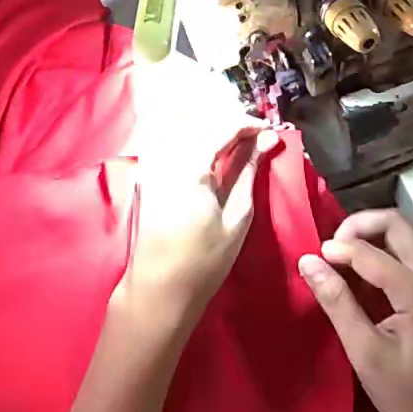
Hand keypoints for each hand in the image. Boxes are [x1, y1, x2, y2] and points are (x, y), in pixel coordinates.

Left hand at [118, 124, 279, 331]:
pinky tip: (205, 154)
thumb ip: (248, 171)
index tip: (268, 130)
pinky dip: (188, 138)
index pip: (221, 127)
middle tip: (254, 138)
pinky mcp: (144, 175)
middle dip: (229, 123)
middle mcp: (165, 158)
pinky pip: (166, 141)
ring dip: (208, 128)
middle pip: (200, 121)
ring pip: (180, 126)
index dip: (248, 123)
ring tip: (231, 145)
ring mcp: (149, 165)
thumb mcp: (237, 216)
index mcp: (190, 168)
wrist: (158, 290)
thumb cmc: (204, 261)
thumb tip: (266, 139)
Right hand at [298, 210, 412, 411]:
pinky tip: (363, 275)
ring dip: (372, 236)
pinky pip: (410, 253)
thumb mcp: (366, 354)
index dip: (337, 250)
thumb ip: (338, 303)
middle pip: (397, 224)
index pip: (370, 252)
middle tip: (330, 249)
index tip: (312, 261)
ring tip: (342, 260)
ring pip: (405, 235)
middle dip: (358, 227)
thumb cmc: (410, 400)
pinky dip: (384, 252)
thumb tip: (308, 261)